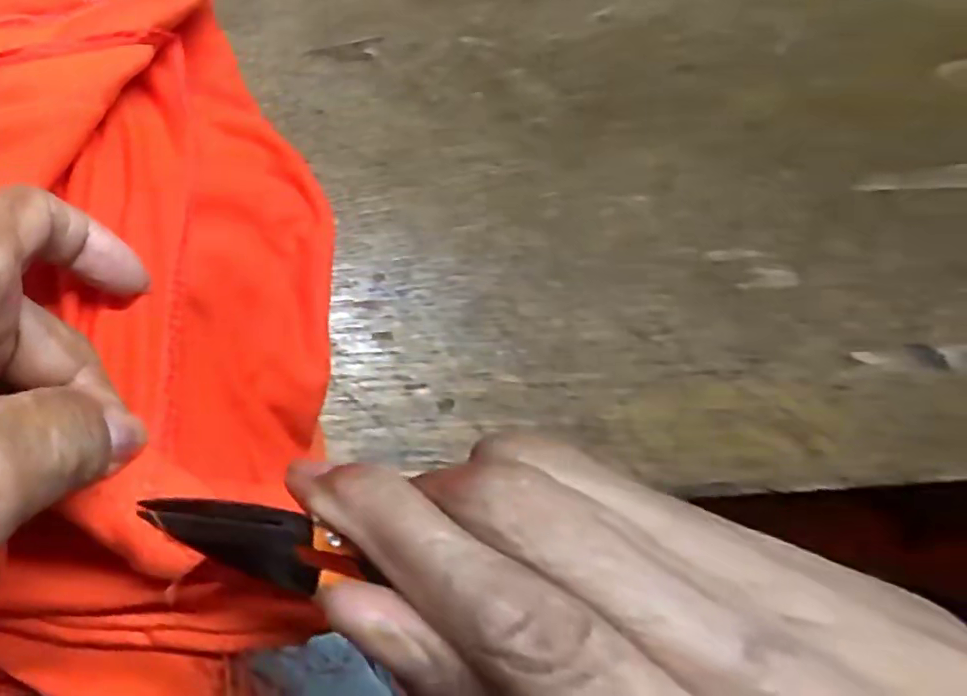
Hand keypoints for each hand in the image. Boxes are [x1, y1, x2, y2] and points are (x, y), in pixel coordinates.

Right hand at [287, 435, 966, 694]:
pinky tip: (536, 535)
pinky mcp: (829, 569)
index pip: (519, 620)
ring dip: (462, 484)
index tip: (310, 488)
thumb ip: (467, 695)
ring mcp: (827, 611)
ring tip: (448, 530)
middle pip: (522, 506)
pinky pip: (621, 478)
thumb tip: (351, 600)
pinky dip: (538, 489)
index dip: (395, 539)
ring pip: (559, 467)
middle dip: (415, 500)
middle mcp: (786, 676)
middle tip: (371, 525)